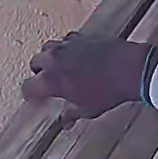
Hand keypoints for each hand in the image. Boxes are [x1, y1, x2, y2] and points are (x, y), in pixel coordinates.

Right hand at [21, 34, 152, 119]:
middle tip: (49, 82)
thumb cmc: (108, 92)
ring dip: (50, 58)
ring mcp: (66, 45)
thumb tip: (65, 122)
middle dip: (39, 73)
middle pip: (34, 63)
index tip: (35, 98)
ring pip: (47, 48)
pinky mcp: (79, 36)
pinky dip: (66, 48)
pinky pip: (65, 41)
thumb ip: (71, 114)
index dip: (30, 94)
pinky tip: (75, 56)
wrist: (129, 68)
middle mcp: (53, 60)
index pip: (28, 87)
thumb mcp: (87, 109)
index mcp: (50, 80)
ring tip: (60, 67)